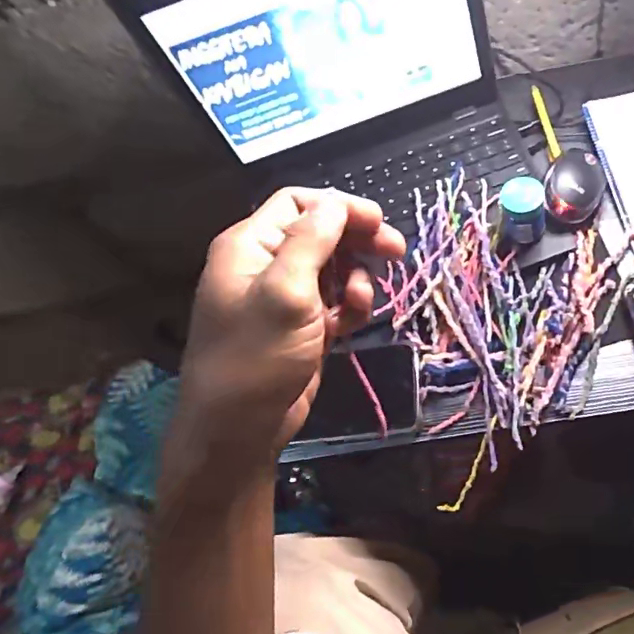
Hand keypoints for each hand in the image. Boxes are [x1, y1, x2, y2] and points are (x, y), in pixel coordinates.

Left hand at [174, 188, 406, 456]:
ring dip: (356, 278)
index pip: (298, 204)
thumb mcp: (285, 292)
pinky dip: (350, 306)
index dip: (340, 207)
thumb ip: (311, 241)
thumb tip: (335, 203)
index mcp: (250, 245)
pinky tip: (352, 322)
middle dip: (358, 239)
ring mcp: (285, 299)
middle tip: (396, 251)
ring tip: (362, 299)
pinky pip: (335, 302)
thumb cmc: (256, 357)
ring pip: (334, 268)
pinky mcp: (302, 328)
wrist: (238, 430)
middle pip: (321, 233)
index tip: (379, 221)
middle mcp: (266, 265)